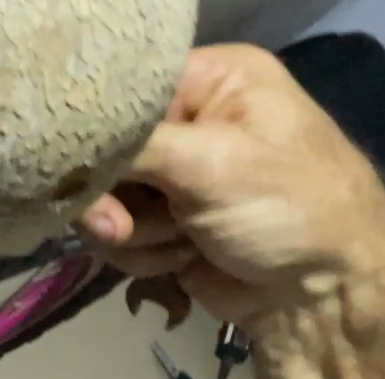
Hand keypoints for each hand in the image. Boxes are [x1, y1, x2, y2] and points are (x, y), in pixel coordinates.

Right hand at [79, 45, 384, 329]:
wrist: (314, 290)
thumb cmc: (286, 209)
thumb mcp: (212, 164)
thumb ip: (136, 151)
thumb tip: (69, 157)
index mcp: (212, 82)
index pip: (123, 99)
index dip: (103, 140)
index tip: (98, 176)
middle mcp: (187, 124)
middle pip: (104, 159)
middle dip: (116, 203)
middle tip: (123, 226)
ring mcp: (169, 179)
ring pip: (103, 205)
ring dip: (135, 235)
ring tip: (184, 241)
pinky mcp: (158, 224)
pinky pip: (115, 239)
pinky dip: (143, 256)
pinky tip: (184, 258)